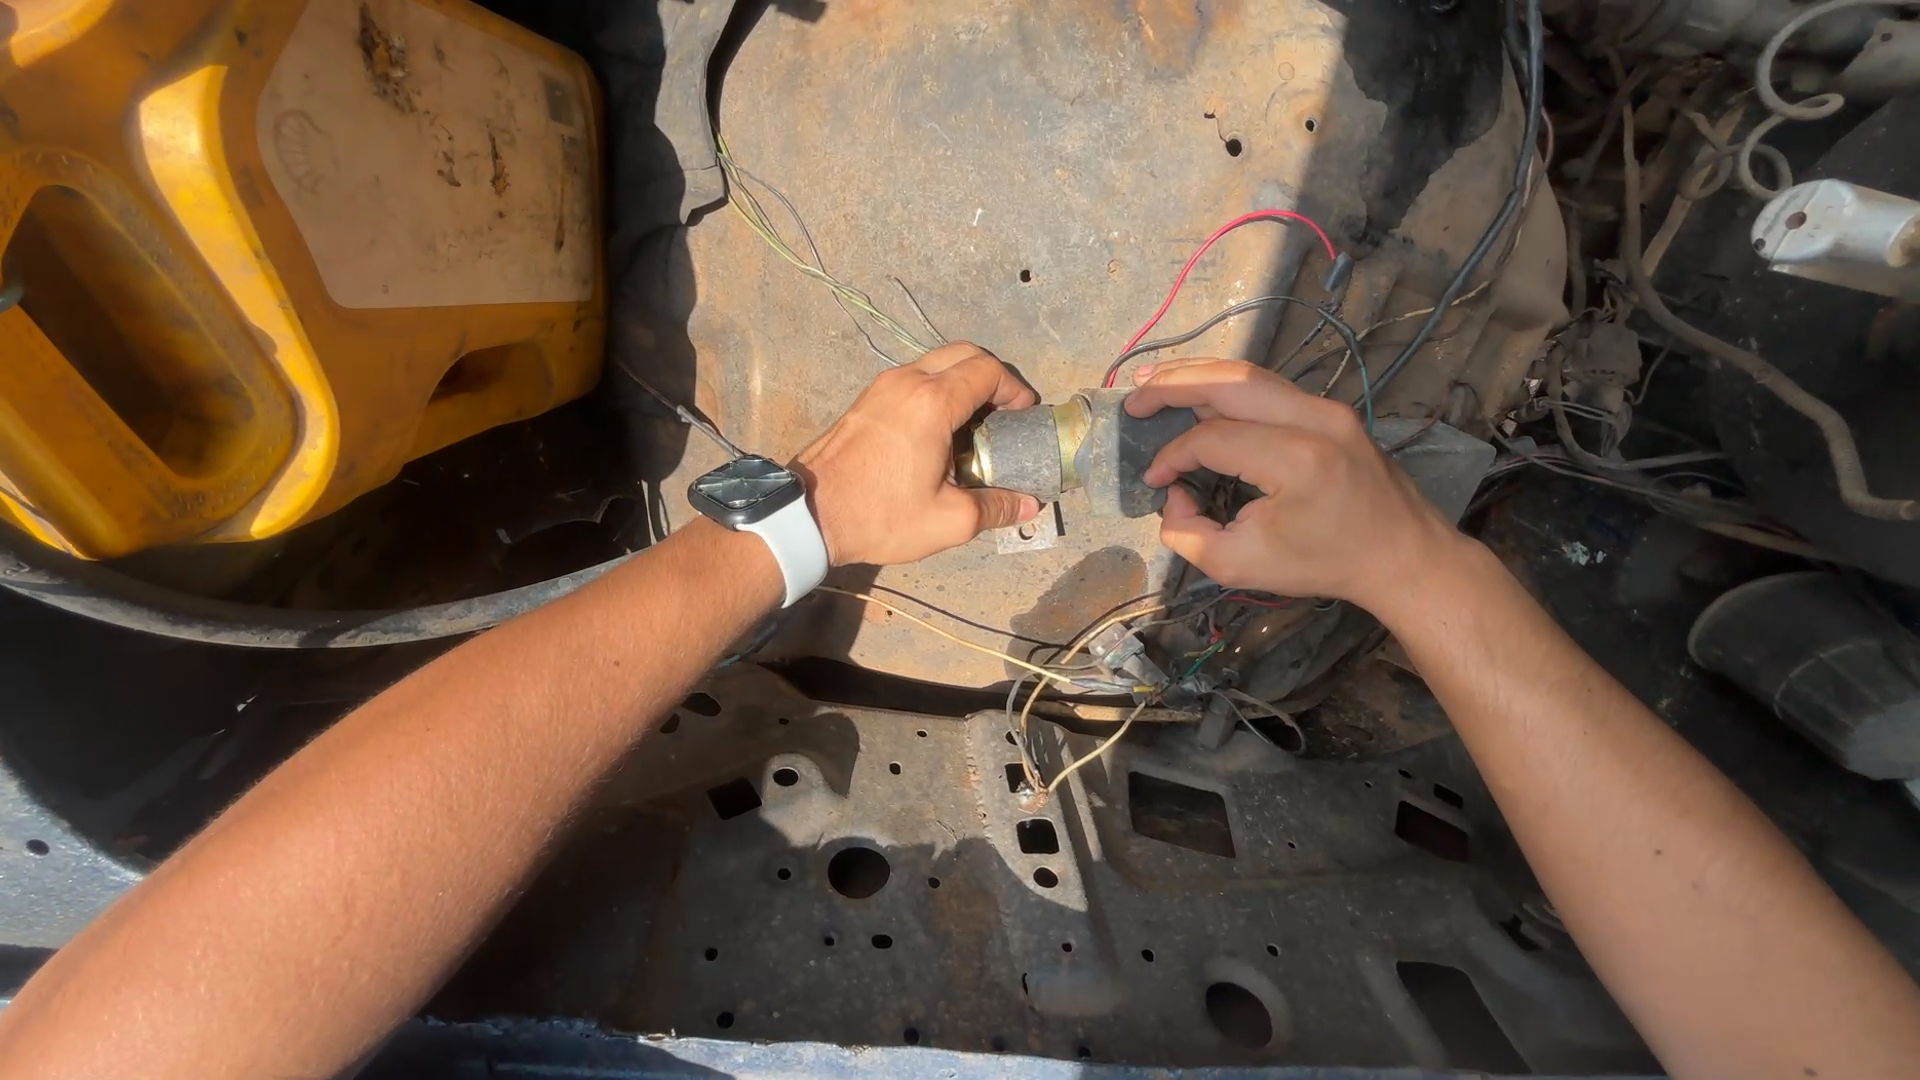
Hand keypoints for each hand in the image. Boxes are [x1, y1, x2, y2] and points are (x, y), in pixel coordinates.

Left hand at [795, 343, 1040, 565]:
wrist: (809, 515)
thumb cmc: (880, 516)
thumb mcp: (948, 521)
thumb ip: (995, 507)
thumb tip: (1028, 505)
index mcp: (932, 403)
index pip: (987, 371)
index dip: (1015, 389)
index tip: (1026, 414)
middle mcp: (907, 382)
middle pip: (964, 353)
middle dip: (992, 376)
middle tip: (1006, 411)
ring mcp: (882, 386)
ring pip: (936, 362)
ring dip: (962, 380)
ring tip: (977, 421)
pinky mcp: (866, 399)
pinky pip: (913, 378)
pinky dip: (937, 388)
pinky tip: (941, 428)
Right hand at [1125, 358, 1467, 613]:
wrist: (1401, 555)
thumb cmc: (1321, 565)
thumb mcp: (1238, 566)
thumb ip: (1186, 532)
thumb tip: (1173, 492)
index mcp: (1294, 460)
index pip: (1211, 439)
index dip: (1171, 456)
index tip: (1152, 481)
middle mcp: (1313, 420)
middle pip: (1229, 382)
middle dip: (1172, 385)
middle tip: (1132, 398)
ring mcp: (1328, 408)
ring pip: (1248, 374)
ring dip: (1196, 374)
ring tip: (1153, 380)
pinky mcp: (1331, 410)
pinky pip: (1267, 387)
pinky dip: (1225, 386)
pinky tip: (1197, 391)